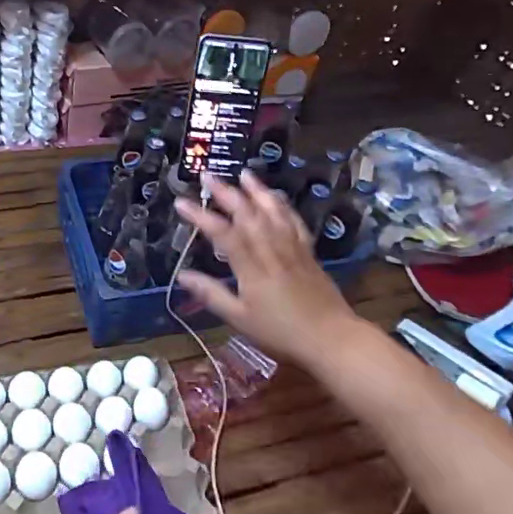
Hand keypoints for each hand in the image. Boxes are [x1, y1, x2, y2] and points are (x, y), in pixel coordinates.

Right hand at [174, 170, 363, 367]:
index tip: (181, 202)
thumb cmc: (281, 333)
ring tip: (244, 174)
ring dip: (257, 191)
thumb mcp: (240, 319)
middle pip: (248, 215)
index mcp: (252, 268)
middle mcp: (272, 251)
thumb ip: (212, 294)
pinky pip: (294, 222)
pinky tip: (276, 198)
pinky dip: (283, 206)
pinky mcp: (308, 253)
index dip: (201, 216)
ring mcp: (293, 249)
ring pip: (273, 212)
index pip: (223, 234)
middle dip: (226, 193)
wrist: (331, 339)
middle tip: (208, 176)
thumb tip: (183, 275)